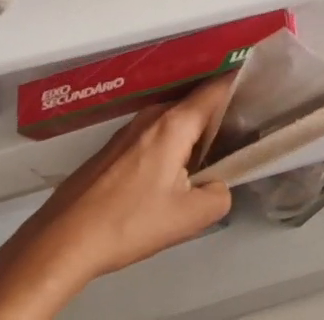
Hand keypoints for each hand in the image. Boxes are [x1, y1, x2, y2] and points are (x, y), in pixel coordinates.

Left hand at [22, 74, 235, 281]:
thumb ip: (220, 195)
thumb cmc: (128, 223)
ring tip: (205, 160)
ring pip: (172, 122)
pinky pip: (152, 136)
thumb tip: (218, 186)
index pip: (217, 87)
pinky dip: (168, 146)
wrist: (62, 241)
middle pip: (195, 104)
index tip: (261, 85)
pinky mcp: (111, 150)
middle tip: (239, 134)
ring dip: (191, 135)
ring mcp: (127, 131)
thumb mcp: (189, 217)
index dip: (241, 82)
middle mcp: (151, 117)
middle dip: (218, 115)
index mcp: (175, 124)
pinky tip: (166, 178)